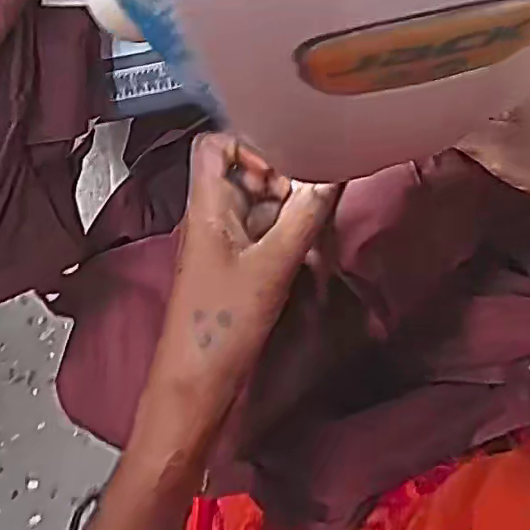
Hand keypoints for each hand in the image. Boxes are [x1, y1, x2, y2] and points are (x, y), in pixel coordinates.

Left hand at [143, 134, 340, 425]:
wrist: (195, 385)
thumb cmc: (221, 325)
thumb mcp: (273, 265)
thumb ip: (305, 215)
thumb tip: (334, 173)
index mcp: (206, 204)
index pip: (214, 144)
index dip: (249, 143)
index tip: (284, 166)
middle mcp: (212, 214)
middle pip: (244, 170)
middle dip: (281, 176)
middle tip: (308, 198)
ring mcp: (224, 239)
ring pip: (258, 201)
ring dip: (288, 206)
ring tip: (313, 222)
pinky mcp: (236, 263)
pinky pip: (263, 229)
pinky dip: (286, 230)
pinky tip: (306, 246)